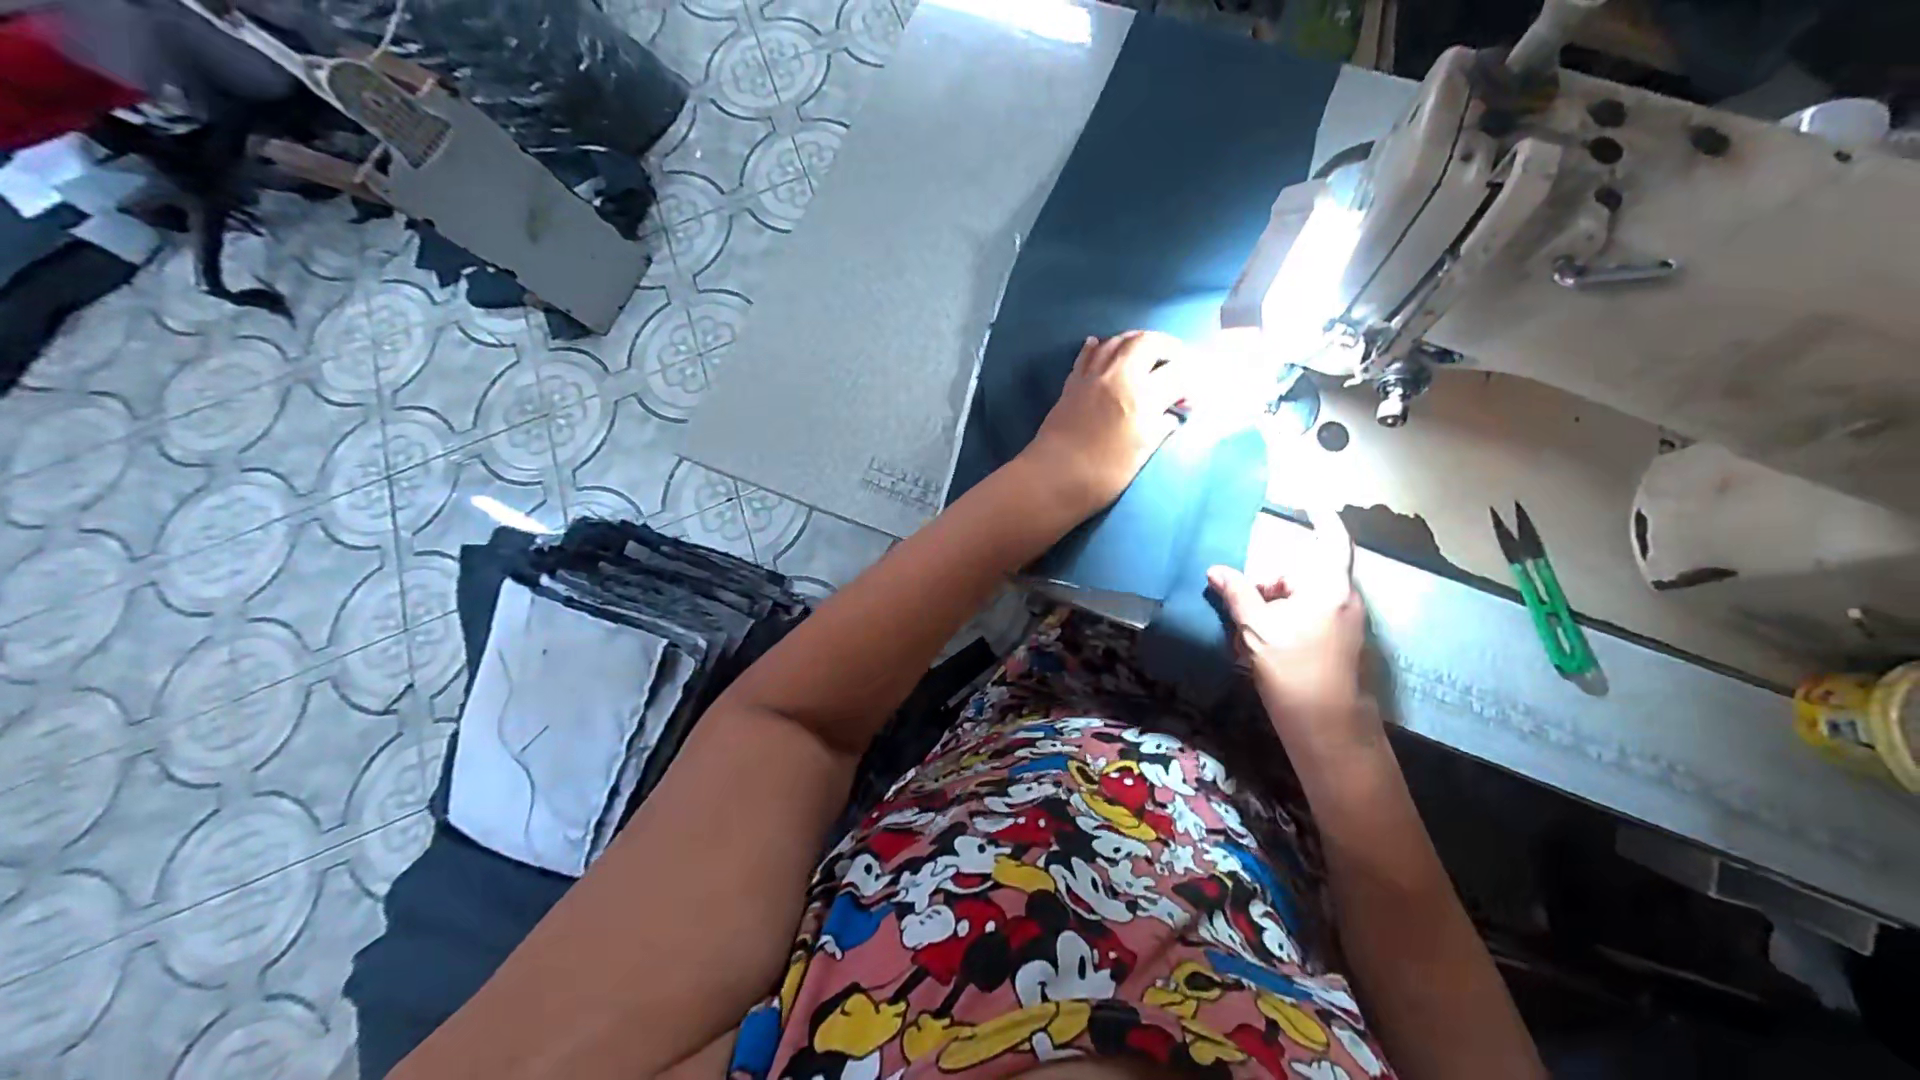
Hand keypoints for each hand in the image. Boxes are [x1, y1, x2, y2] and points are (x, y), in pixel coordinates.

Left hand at [1019, 331, 1191, 514]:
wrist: (1052, 478)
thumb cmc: (1102, 475)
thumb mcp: (1141, 454)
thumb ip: (1160, 428)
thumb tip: (1171, 415)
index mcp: (1142, 398)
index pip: (1177, 374)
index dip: (1190, 383)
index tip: (1190, 397)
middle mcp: (1118, 378)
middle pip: (1147, 343)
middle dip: (1167, 347)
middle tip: (1176, 359)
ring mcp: (1091, 378)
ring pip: (1116, 342)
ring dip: (1136, 341)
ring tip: (1146, 351)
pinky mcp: (1071, 384)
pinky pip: (1087, 355)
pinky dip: (1098, 346)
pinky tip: (1100, 343)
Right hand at [1207, 507, 1376, 751]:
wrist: (1327, 725)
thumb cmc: (1292, 671)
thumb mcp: (1255, 629)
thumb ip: (1237, 594)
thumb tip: (1215, 570)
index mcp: (1328, 587)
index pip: (1330, 539)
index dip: (1320, 518)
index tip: (1306, 502)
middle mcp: (1344, 597)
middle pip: (1302, 572)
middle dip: (1270, 583)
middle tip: (1243, 607)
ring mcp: (1345, 619)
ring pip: (1302, 596)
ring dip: (1274, 605)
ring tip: (1249, 634)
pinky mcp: (1340, 639)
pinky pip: (1308, 614)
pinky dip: (1284, 620)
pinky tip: (1264, 645)